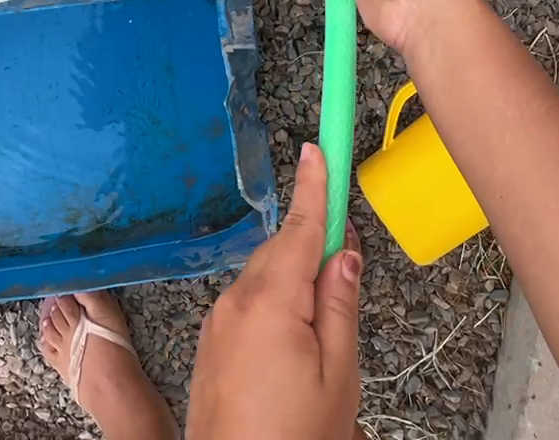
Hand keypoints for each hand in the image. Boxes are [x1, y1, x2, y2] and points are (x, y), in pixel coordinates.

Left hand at [188, 142, 362, 439]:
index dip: (315, 186)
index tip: (318, 147)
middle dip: (314, 245)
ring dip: (295, 279)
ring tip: (321, 330)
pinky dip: (274, 301)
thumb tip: (346, 251)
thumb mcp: (337, 375)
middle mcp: (237, 299)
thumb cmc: (294, 437)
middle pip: (284, 251)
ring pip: (266, 276)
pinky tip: (291, 342)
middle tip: (347, 259)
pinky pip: (249, 301)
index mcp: (271, 301)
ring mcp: (218, 320)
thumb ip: (340, 304)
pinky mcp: (211, 340)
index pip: (302, 229)